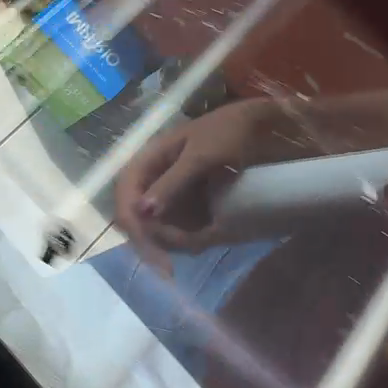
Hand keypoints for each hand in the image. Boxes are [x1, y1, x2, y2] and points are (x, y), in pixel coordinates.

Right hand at [115, 98, 302, 259]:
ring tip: (203, 245)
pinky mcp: (189, 205)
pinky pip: (179, 229)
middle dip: (155, 241)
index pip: (125, 198)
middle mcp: (153, 181)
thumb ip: (172, 183)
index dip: (134, 227)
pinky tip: (208, 241)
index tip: (155, 254)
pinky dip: (190, 240)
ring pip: (156, 228)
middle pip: (137, 219)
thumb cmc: (227, 133)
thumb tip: (143, 212)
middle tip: (179, 261)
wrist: (262, 126)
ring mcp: (170, 194)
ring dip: (173, 243)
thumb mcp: (200, 157)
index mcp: (147, 163)